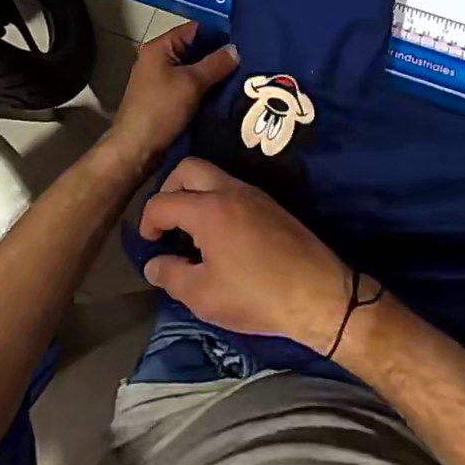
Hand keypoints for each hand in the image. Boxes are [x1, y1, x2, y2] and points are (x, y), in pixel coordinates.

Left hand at [103, 22, 238, 161]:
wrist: (137, 149)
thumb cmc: (161, 110)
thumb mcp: (192, 83)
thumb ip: (216, 63)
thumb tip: (236, 49)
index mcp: (159, 47)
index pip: (194, 29)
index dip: (218, 33)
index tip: (243, 40)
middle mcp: (159, 59)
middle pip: (196, 49)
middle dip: (219, 55)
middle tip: (248, 59)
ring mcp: (162, 79)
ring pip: (195, 69)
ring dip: (215, 73)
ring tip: (243, 75)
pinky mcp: (167, 98)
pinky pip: (192, 86)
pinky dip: (207, 88)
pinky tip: (228, 92)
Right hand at [140, 157, 351, 354]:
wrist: (317, 292)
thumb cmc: (256, 296)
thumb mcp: (202, 295)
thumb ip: (171, 275)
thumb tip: (154, 264)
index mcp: (209, 208)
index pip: (163, 201)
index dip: (147, 222)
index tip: (149, 245)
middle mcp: (230, 189)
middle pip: (188, 169)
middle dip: (169, 190)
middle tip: (166, 223)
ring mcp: (254, 193)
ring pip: (213, 175)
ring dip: (194, 193)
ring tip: (190, 232)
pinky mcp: (270, 204)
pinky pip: (233, 188)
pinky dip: (216, 200)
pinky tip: (218, 235)